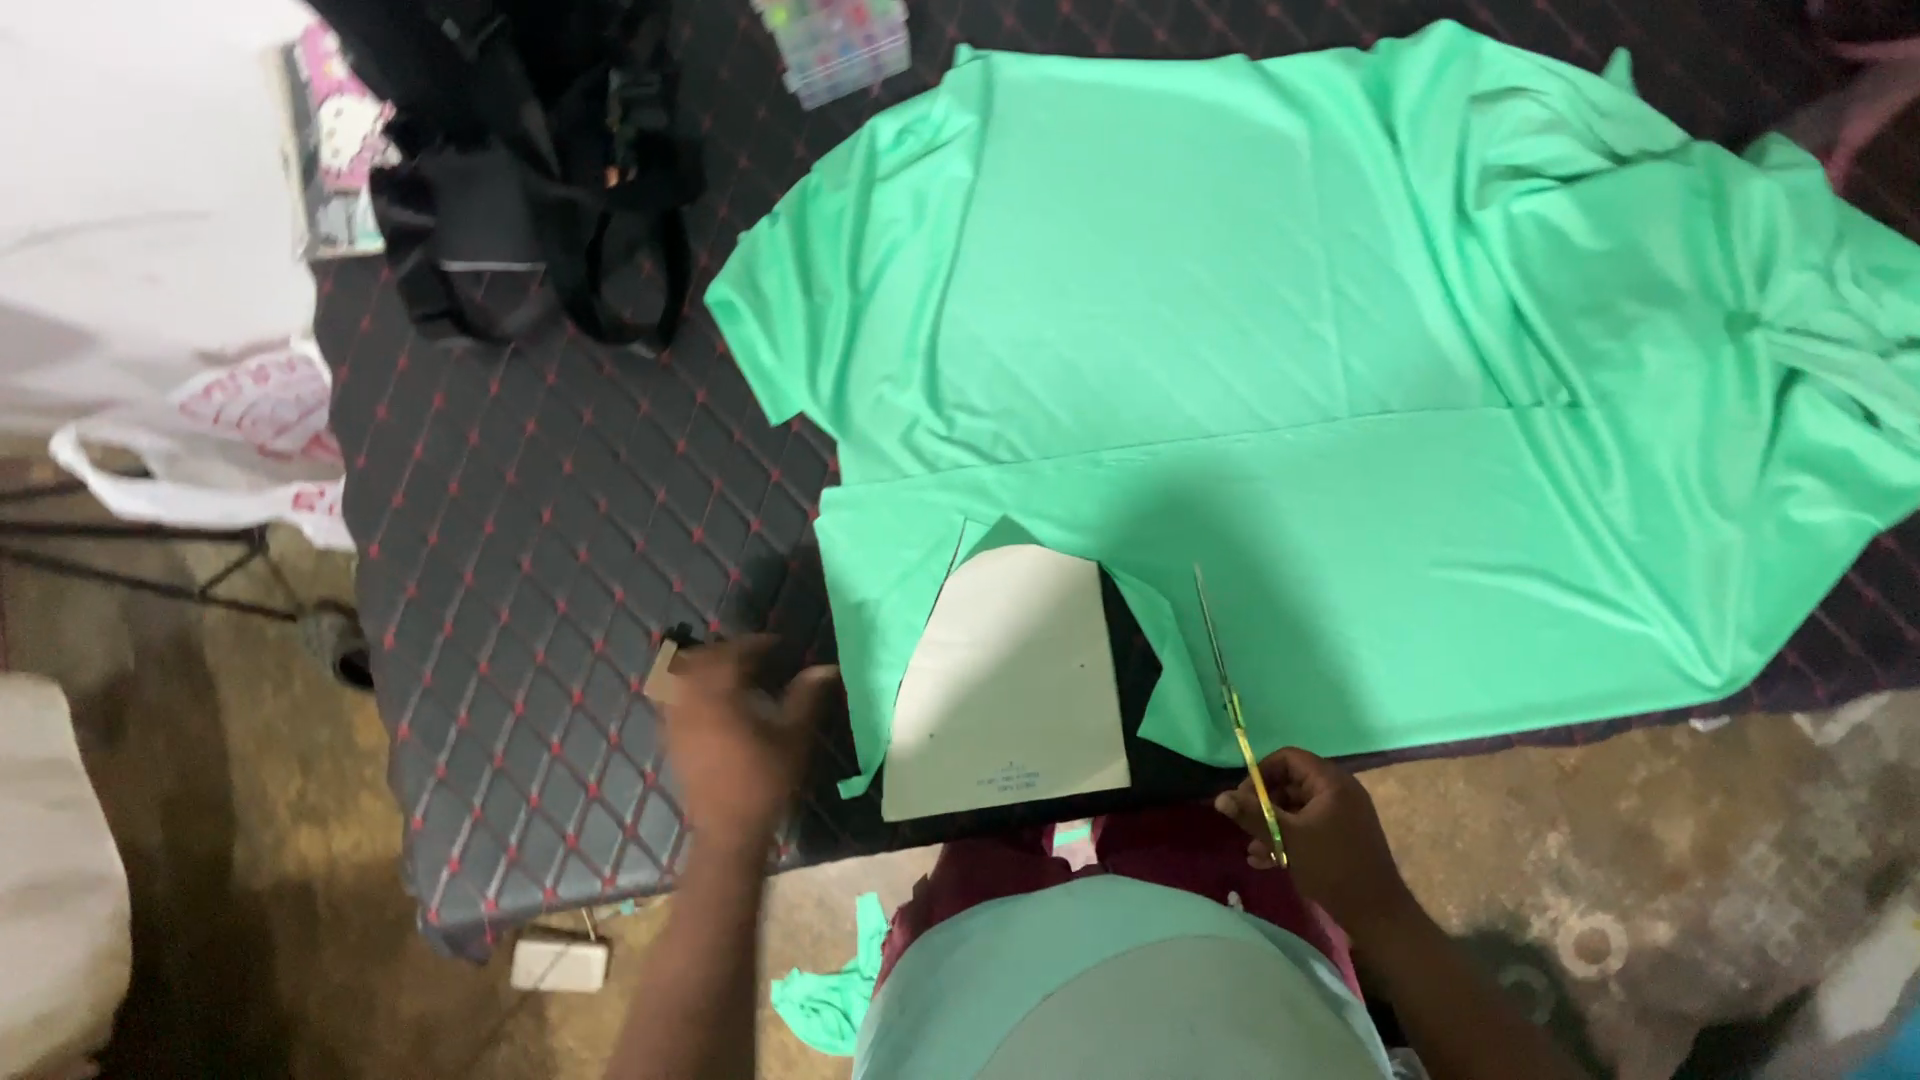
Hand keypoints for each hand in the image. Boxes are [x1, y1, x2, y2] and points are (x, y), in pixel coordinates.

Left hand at [661, 636, 838, 850]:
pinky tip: (711, 699)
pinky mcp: (670, 738)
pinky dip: (689, 686)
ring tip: (730, 673)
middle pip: (700, 658)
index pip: (732, 654)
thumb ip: (807, 698)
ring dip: (703, 665)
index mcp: (721, 697)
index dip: (755, 643)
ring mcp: (675, 721)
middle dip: (726, 650)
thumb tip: (825, 668)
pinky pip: (671, 697)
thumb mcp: (794, 738)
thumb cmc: (765, 782)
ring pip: (679, 675)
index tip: (777, 645)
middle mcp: (691, 703)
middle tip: (754, 656)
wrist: (729, 829)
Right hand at [1214, 746, 1416, 935]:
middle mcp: (1339, 792)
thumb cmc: (1333, 868)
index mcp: (1331, 783)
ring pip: (1296, 808)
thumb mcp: (1287, 839)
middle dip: (1263, 804)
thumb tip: (1219, 798)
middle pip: (1290, 783)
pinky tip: (1267, 861)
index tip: (1243, 797)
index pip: (1288, 758)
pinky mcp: (1342, 836)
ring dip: (1271, 825)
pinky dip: (1288, 837)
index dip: (1261, 773)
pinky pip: (1307, 825)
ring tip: (1252, 850)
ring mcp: (1342, 815)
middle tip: (1245, 824)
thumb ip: (1252, 815)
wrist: (1378, 915)